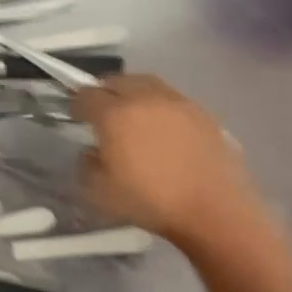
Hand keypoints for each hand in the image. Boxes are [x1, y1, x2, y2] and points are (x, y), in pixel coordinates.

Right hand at [71, 75, 254, 242]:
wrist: (215, 211)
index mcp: (114, 115)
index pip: (86, 95)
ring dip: (133, 93)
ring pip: (147, 84)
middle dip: (104, 92)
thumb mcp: (100, 193)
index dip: (76, 104)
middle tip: (102, 111)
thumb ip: (87, 165)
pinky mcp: (203, 113)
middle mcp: (144, 98)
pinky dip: (160, 105)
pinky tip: (164, 126)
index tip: (76, 116)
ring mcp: (177, 102)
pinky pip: (172, 98)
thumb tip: (93, 152)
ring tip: (133, 113)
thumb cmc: (151, 202)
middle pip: (117, 81)